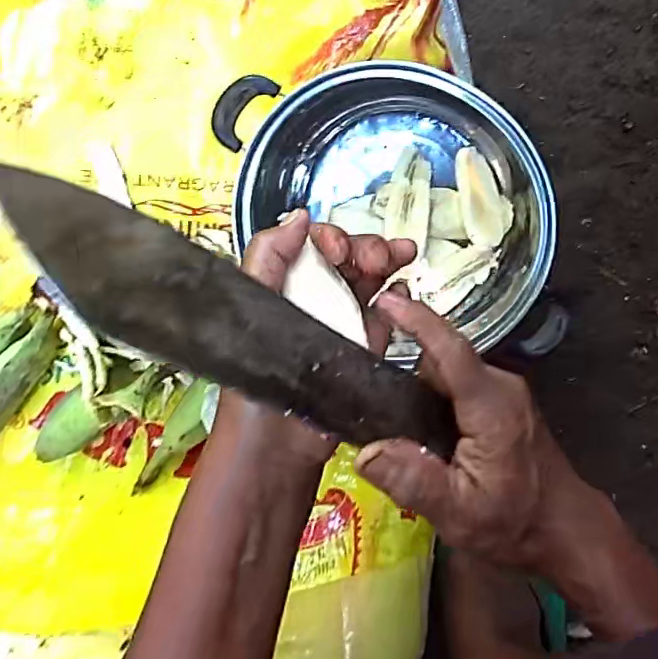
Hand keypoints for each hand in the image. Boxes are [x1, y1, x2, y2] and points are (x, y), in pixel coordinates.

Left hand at [229, 211, 417, 466]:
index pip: (313, 244)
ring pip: (371, 278)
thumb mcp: (255, 300)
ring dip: (388, 261)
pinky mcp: (366, 347)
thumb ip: (269, 254)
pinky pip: (387, 314)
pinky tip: (401, 293)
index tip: (340, 250)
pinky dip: (398, 298)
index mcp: (286, 281)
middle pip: (348, 257)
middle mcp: (315, 296)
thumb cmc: (260, 370)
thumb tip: (301, 216)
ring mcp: (343, 321)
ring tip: (403, 255)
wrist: (278, 442)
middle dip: (367, 246)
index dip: (331, 238)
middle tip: (378, 256)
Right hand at [356, 293, 657, 639]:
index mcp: (492, 405)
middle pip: (441, 357)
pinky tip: (420, 421)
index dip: (417, 321)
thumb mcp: (460, 515)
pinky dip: (434, 391)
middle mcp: (501, 385)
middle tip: (367, 381)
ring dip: (419, 382)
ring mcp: (503, 387)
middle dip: (405, 362)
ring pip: (448, 368)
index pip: (451, 349)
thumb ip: (413, 481)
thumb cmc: (517, 523)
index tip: (385, 300)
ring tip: (392, 411)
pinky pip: (458, 379)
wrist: (564, 529)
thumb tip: (367, 452)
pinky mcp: (501, 396)